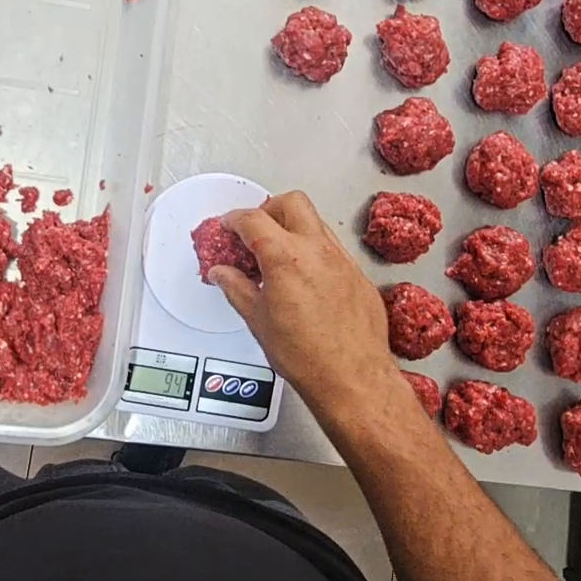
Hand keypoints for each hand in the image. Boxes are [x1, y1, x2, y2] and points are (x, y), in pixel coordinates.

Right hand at [208, 191, 401, 417]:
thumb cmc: (307, 356)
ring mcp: (342, 260)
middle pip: (291, 202)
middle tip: (256, 230)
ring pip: (316, 222)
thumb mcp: (257, 319)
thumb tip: (223, 275)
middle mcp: (317, 251)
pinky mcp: (357, 275)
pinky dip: (314, 251)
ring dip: (293, 228)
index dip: (235, 219)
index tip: (229, 226)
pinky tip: (304, 275)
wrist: (351, 377)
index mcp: (285, 257)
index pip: (253, 219)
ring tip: (278, 253)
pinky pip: (333, 248)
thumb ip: (236, 288)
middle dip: (268, 209)